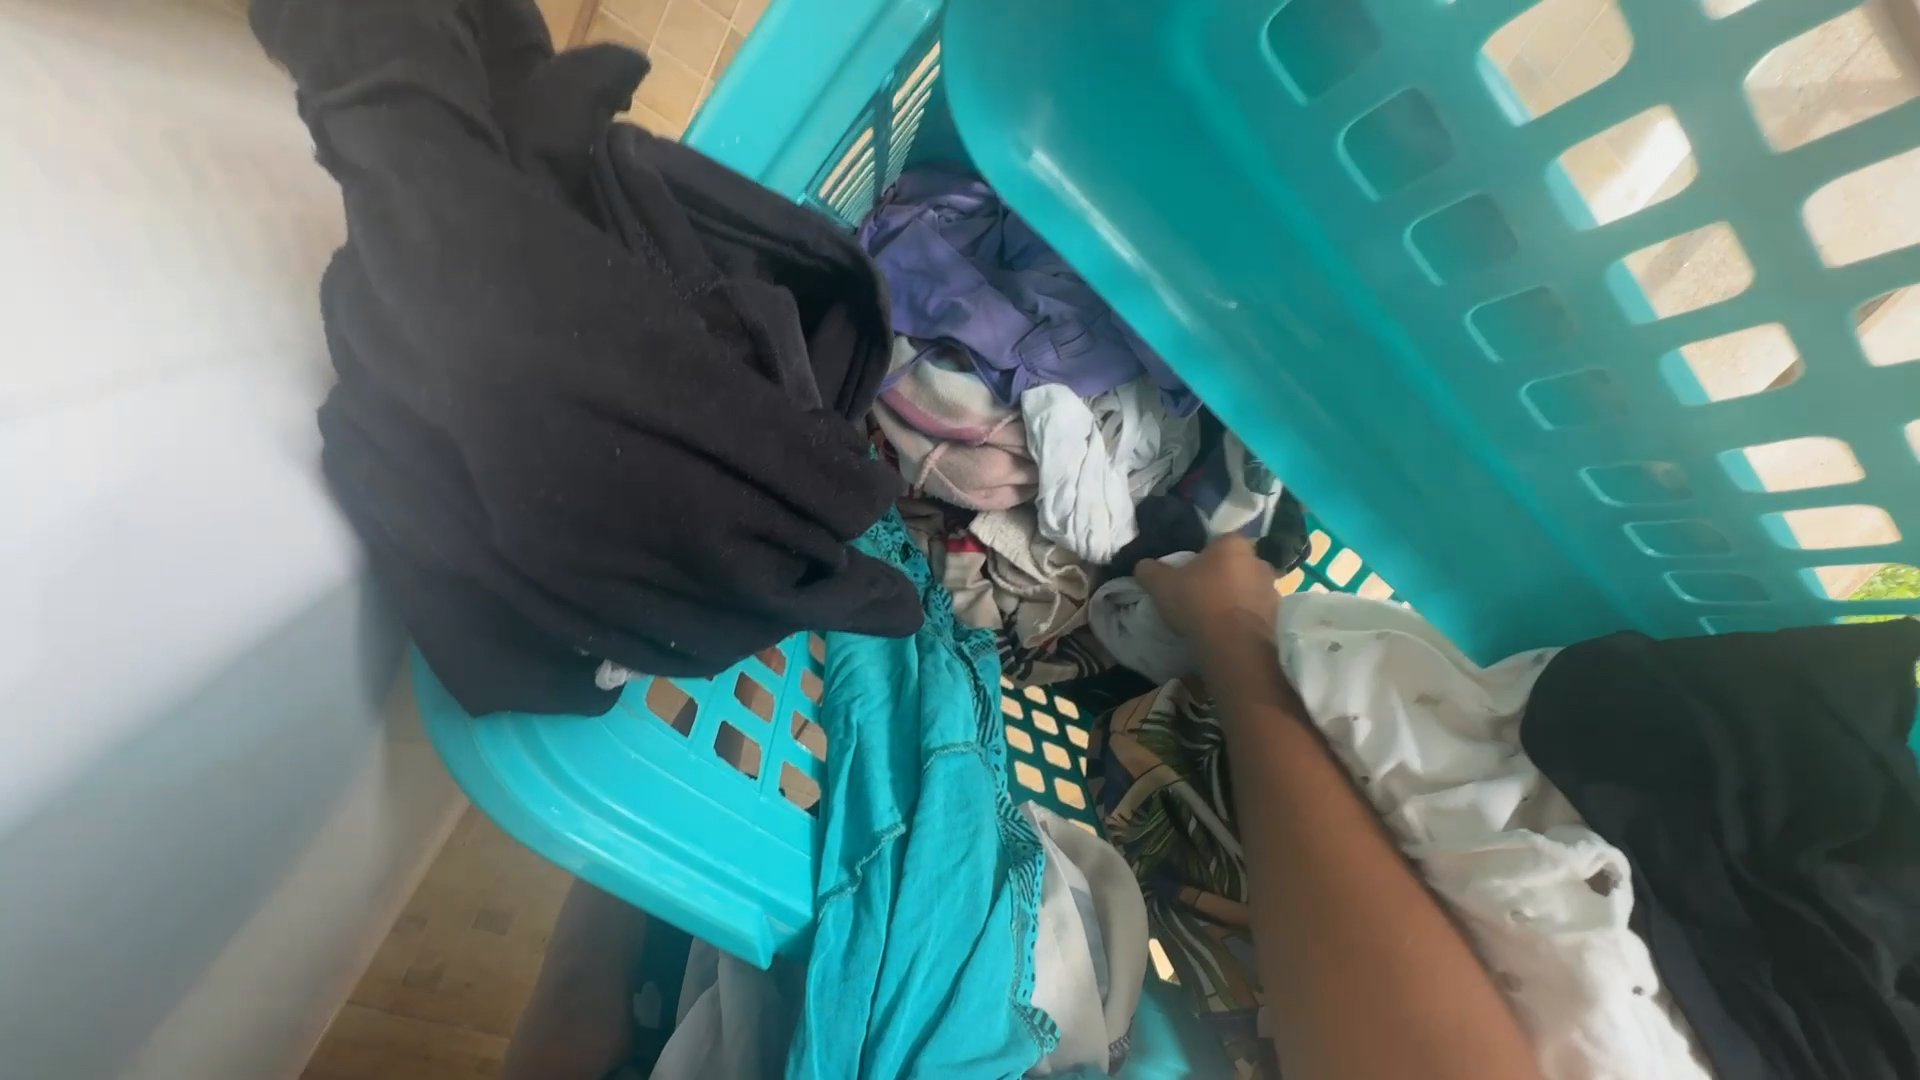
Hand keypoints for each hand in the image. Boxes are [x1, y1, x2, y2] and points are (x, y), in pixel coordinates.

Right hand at [1135, 535, 1279, 646]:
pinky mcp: (1278, 616)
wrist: (1232, 644)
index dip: (1202, 555)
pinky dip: (1244, 617)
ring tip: (1214, 615)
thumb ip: (1149, 570)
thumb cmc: (1197, 602)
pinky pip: (1256, 611)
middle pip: (1235, 564)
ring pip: (1248, 587)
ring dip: (1235, 597)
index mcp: (1233, 544)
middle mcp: (1259, 561)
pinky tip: (1227, 630)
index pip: (1218, 541)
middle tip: (1200, 592)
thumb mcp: (1160, 584)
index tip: (1189, 572)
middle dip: (1221, 574)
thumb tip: (1143, 565)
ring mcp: (1272, 589)